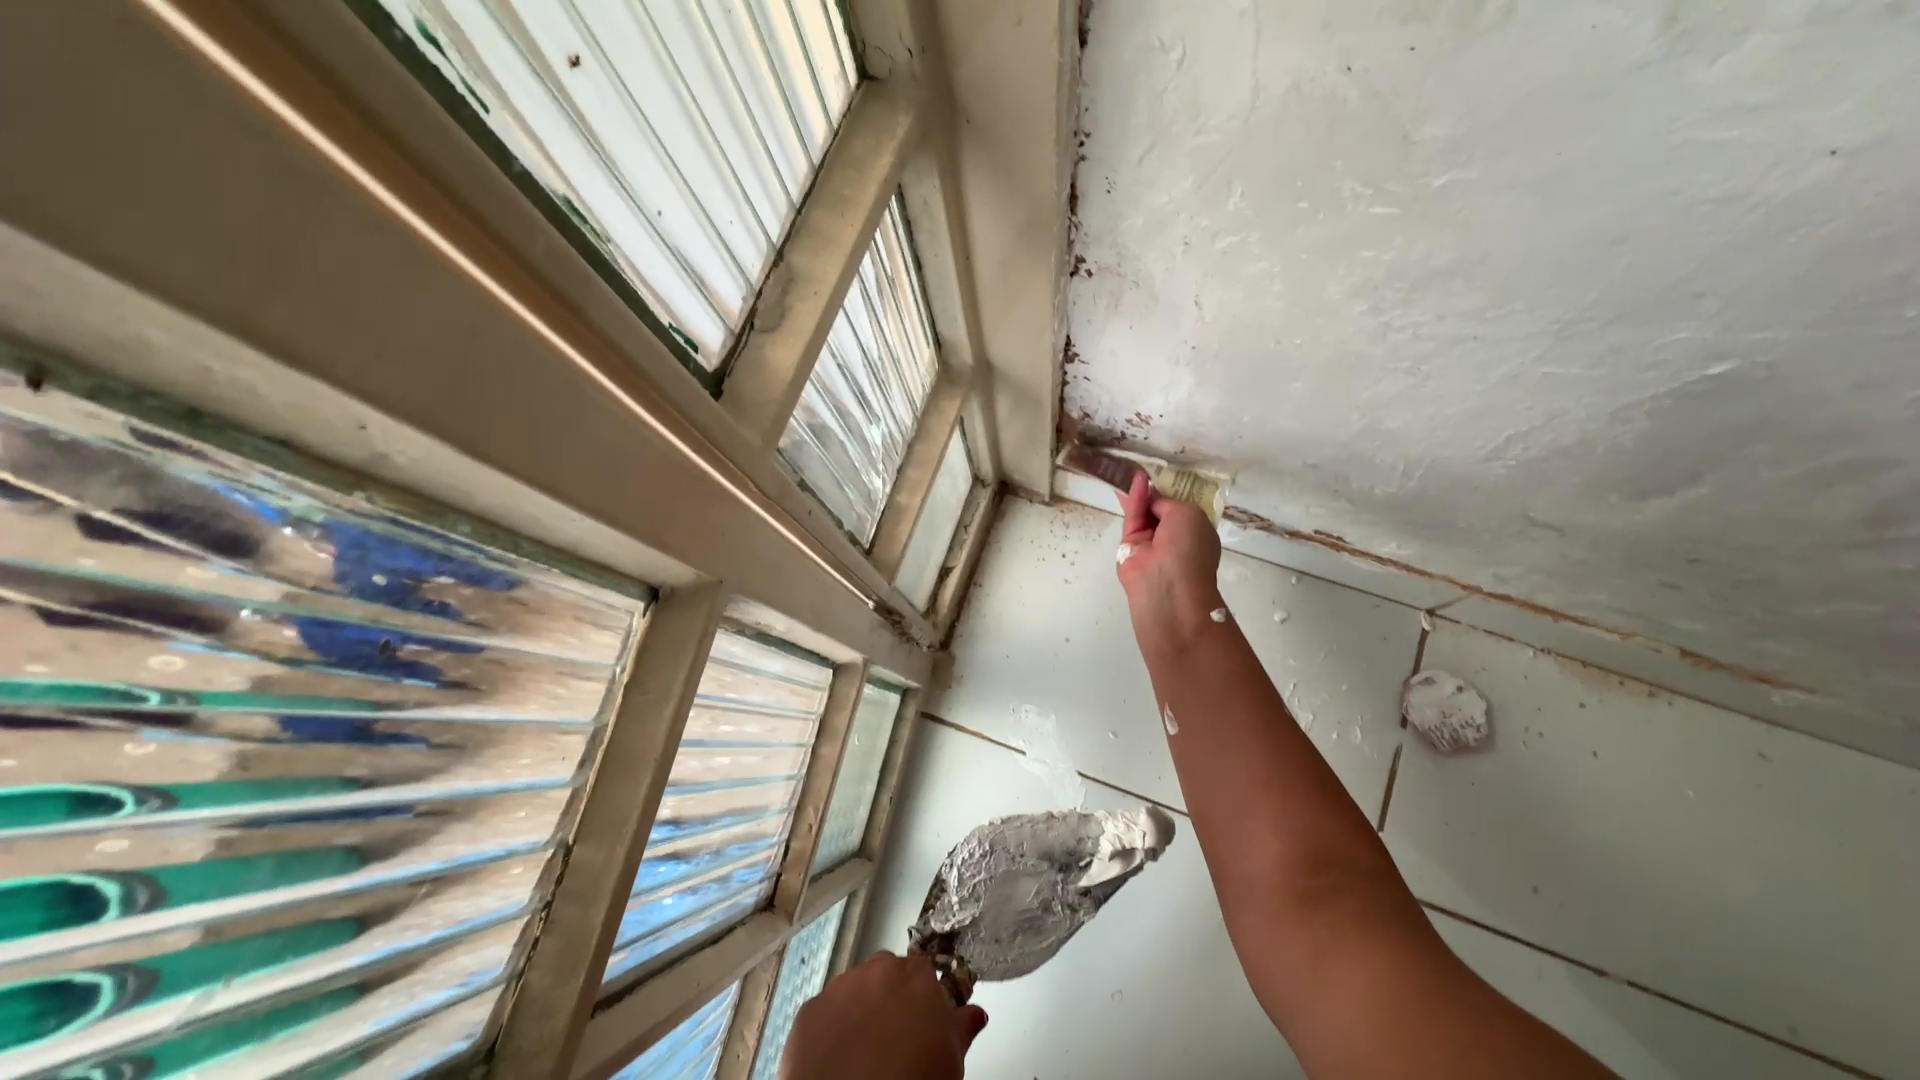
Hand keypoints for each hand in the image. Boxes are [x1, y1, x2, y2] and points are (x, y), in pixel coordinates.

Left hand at [780, 951, 988, 1079]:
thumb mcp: (950, 1060)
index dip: (923, 993)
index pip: (923, 968)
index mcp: (915, 976)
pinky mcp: (806, 1012)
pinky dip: (831, 1027)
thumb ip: (962, 1028)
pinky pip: (824, 1012)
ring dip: (860, 1008)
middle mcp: (875, 971)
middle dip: (890, 995)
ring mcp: (837, 988)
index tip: (925, 1018)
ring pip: (853, 988)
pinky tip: (838, 1057)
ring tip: (865, 1049)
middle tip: (896, 1036)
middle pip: (886, 972)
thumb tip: (974, 1013)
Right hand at [1116, 472, 1223, 641]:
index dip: (1173, 492)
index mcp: (1196, 532)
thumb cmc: (1189, 547)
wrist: (1167, 584)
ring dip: (1140, 492)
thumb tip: (1151, 497)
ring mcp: (1151, 542)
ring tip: (1131, 469)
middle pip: (1161, 509)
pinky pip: (1133, 517)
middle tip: (1145, 469)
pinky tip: (1133, 480)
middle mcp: (1175, 537)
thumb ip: (1167, 501)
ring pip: (1144, 513)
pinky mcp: (1130, 544)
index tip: (1165, 475)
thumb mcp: (1188, 513)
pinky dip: (1133, 499)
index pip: (1183, 509)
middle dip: (1154, 491)